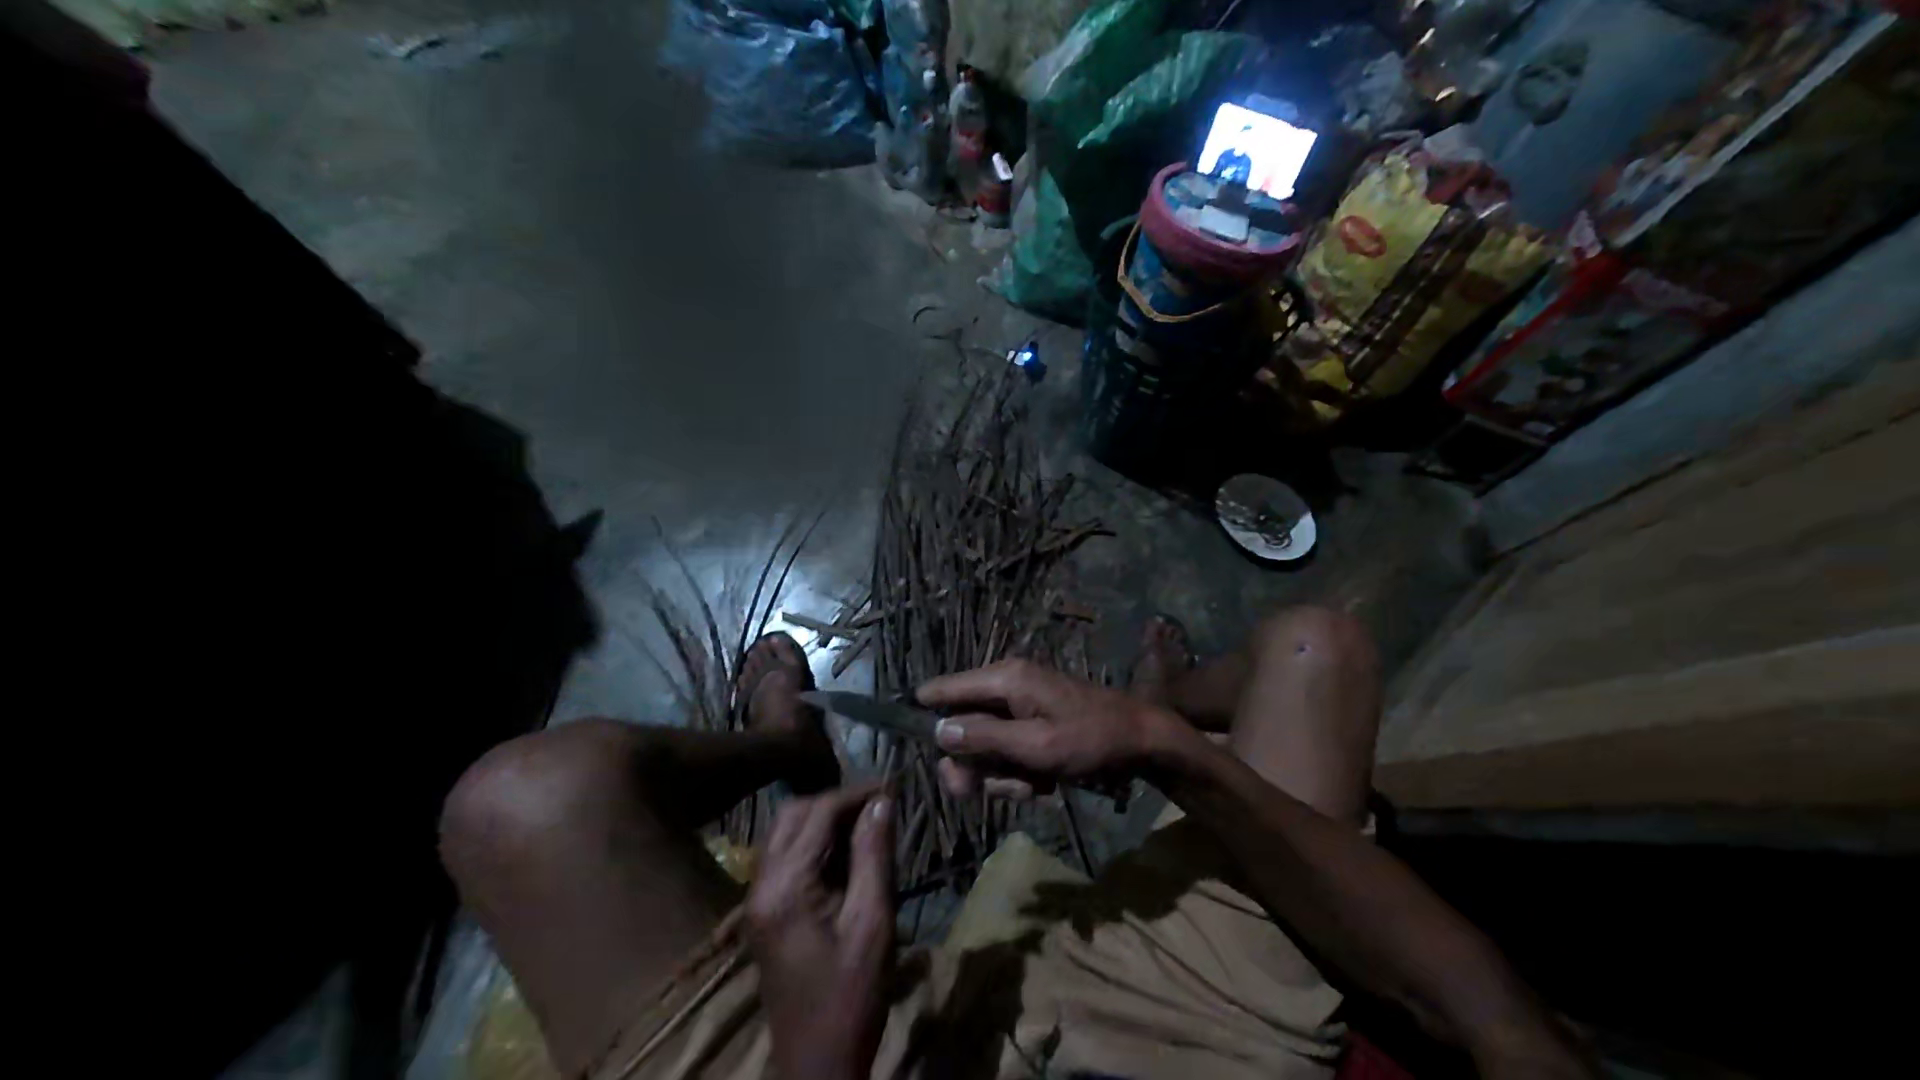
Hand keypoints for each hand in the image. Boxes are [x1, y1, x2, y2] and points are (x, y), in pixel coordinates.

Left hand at [745, 784, 893, 1079]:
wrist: (817, 1064)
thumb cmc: (851, 997)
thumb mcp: (872, 923)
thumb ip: (873, 856)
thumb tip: (882, 802)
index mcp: (783, 887)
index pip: (817, 814)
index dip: (855, 794)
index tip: (891, 787)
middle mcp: (760, 885)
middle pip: (794, 815)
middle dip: (836, 801)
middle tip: (878, 804)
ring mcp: (757, 899)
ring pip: (787, 832)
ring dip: (824, 819)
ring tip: (867, 822)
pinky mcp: (765, 912)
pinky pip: (786, 856)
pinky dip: (815, 842)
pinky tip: (847, 852)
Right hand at [916, 659, 1173, 799]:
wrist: (1142, 742)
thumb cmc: (1091, 740)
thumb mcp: (1036, 747)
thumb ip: (984, 739)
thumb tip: (936, 731)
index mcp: (1004, 679)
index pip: (942, 689)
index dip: (924, 717)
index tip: (914, 748)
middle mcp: (1005, 686)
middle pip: (960, 727)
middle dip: (972, 764)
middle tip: (981, 791)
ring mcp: (1019, 707)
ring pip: (983, 747)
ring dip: (1000, 774)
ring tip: (1031, 785)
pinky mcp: (1031, 725)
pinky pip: (1006, 752)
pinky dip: (1018, 773)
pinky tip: (1043, 782)